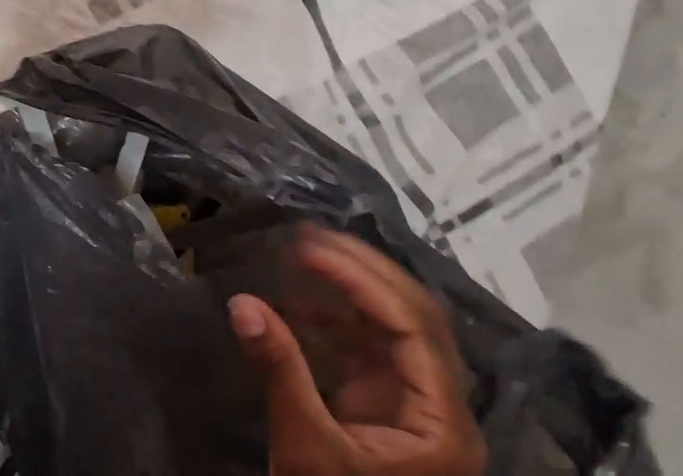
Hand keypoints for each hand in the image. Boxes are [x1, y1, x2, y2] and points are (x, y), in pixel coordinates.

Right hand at [229, 228, 485, 475]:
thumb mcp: (306, 446)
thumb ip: (279, 371)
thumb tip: (241, 302)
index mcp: (441, 419)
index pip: (413, 328)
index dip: (363, 281)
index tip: (310, 248)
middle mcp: (438, 403)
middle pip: (415, 320)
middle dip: (363, 273)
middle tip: (307, 236)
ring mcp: (413, 404)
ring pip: (392, 330)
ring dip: (347, 290)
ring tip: (299, 257)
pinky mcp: (384, 408)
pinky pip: (367, 348)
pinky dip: (332, 319)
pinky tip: (297, 302)